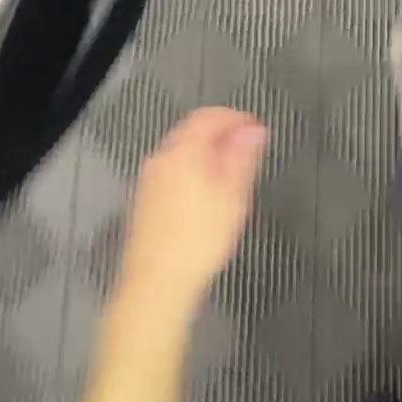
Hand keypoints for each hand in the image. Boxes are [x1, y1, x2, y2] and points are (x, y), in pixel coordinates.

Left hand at [115, 107, 268, 310]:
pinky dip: (193, 171)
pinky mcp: (146, 202)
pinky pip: (173, 172)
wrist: (156, 284)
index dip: (235, 117)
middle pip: (193, 132)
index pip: (209, 116)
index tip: (255, 128)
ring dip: (208, 153)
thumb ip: (244, 155)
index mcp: (183, 151)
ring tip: (232, 173)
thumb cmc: (197, 240)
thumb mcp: (233, 194)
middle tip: (247, 148)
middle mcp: (161, 160)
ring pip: (183, 153)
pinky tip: (208, 195)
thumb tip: (254, 130)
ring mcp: (150, 181)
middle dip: (221, 135)